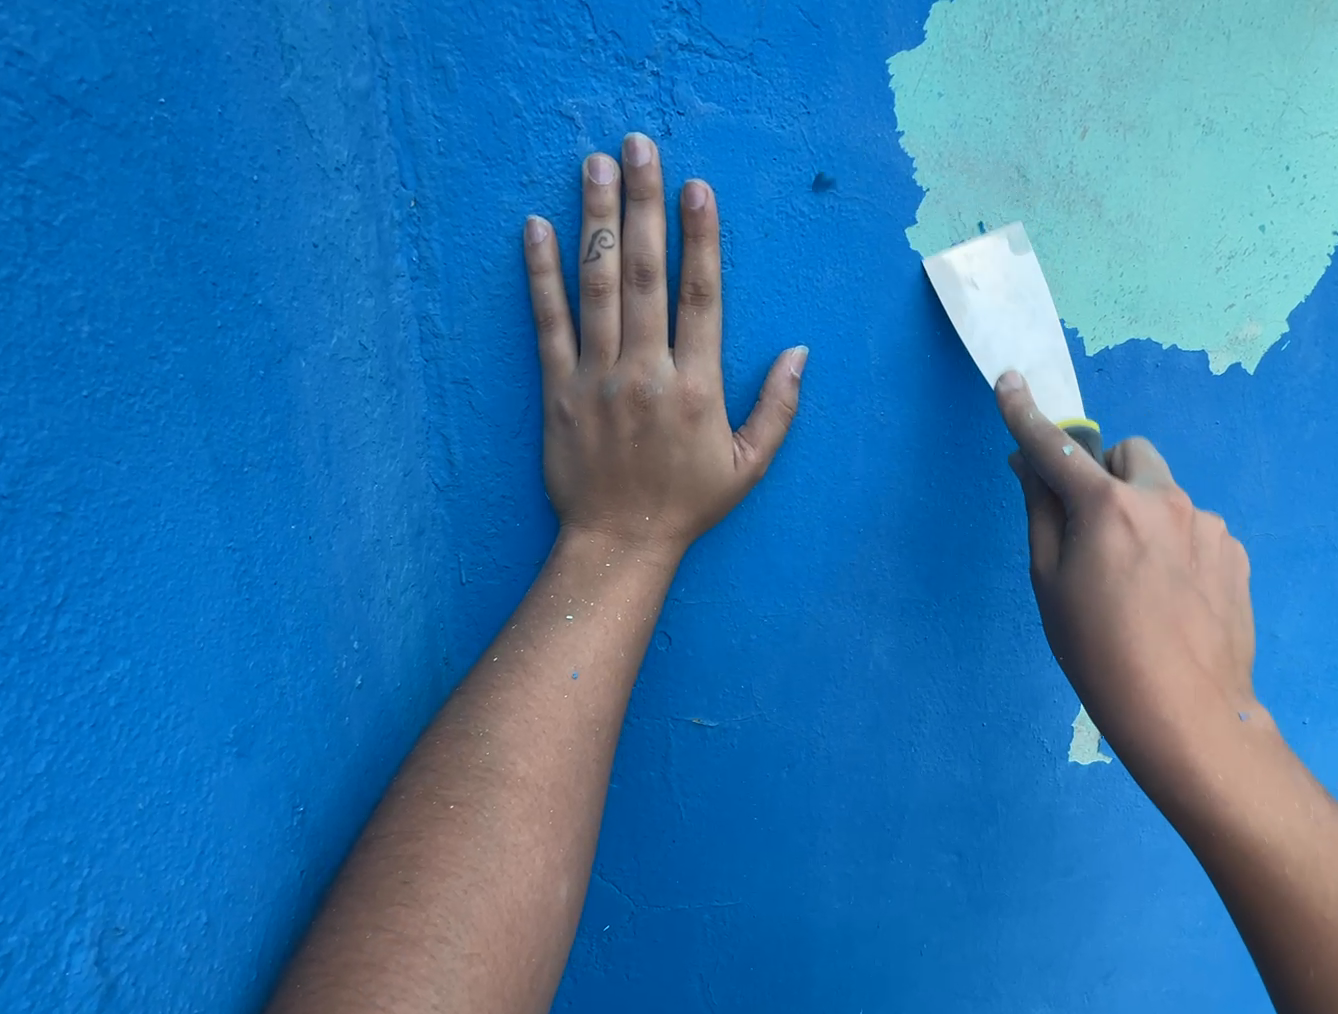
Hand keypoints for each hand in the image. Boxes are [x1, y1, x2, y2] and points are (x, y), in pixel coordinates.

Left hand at [522, 133, 805, 563]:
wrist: (620, 542)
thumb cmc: (689, 504)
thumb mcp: (749, 465)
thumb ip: (779, 408)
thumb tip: (801, 353)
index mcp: (698, 387)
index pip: (703, 297)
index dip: (702, 238)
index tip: (697, 188)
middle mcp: (648, 372)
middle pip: (648, 275)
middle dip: (645, 205)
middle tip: (639, 147)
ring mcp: (599, 378)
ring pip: (599, 287)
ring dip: (597, 222)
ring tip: (594, 166)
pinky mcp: (559, 390)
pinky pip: (548, 324)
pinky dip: (542, 275)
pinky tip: (536, 229)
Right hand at [994, 371, 1262, 769]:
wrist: (1186, 712)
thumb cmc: (1097, 651)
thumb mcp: (1049, 584)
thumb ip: (1040, 514)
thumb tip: (1028, 465)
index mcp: (1108, 506)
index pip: (1057, 448)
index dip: (1026, 416)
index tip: (1010, 382)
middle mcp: (1164, 499)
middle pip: (1128, 454)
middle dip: (1106, 474)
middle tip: (1094, 528)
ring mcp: (1208, 524)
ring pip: (1163, 495)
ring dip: (1143, 515)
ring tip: (1139, 583)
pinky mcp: (1235, 551)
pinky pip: (1193, 528)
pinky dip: (1174, 544)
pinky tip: (1172, 597)